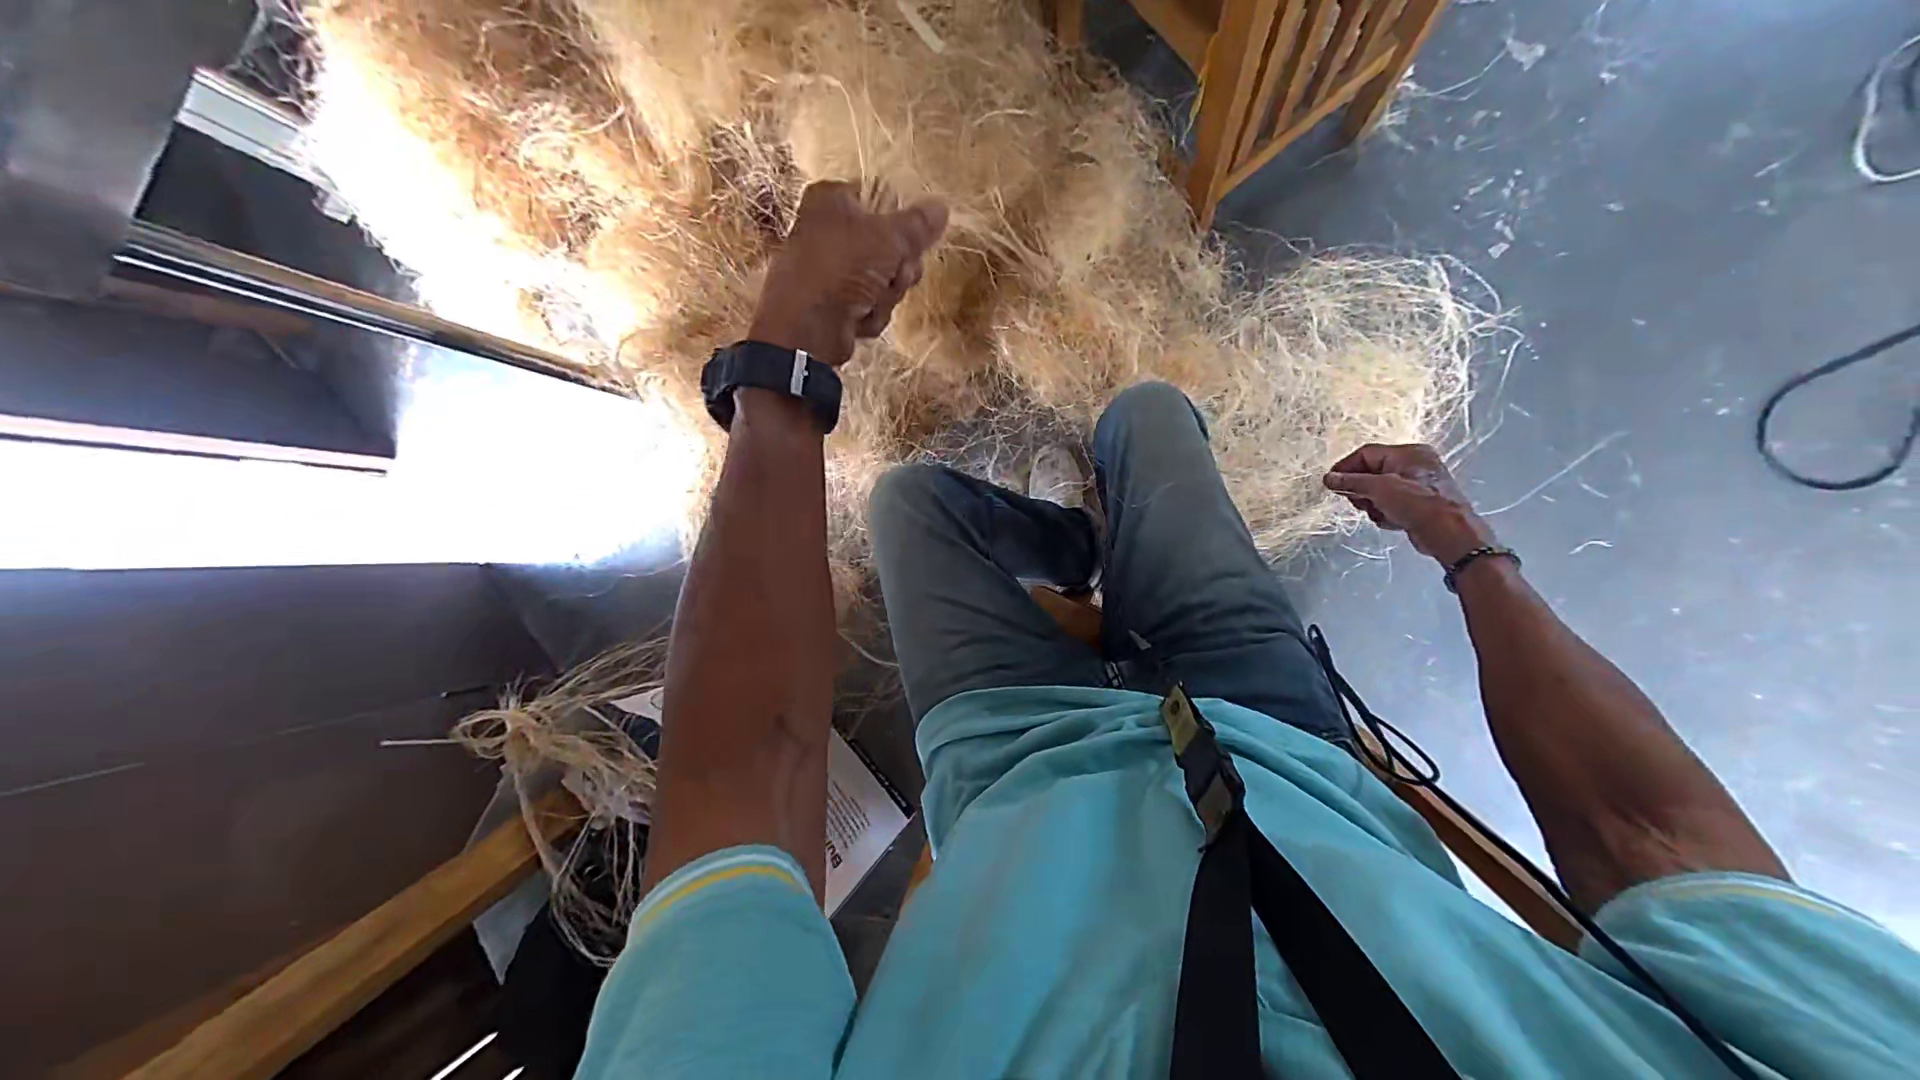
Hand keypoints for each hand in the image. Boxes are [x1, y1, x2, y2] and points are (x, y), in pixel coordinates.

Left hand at [748, 181, 948, 366]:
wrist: (807, 327)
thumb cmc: (844, 266)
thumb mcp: (890, 237)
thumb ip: (919, 224)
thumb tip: (941, 206)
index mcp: (832, 199)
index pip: (883, 201)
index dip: (901, 225)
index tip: (912, 241)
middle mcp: (828, 230)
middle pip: (888, 246)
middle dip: (899, 268)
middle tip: (894, 274)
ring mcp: (831, 271)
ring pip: (883, 280)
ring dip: (887, 294)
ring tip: (871, 300)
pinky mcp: (834, 305)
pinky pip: (869, 305)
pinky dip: (870, 313)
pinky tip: (859, 318)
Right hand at [1323, 443, 1497, 565]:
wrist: (1448, 532)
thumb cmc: (1418, 503)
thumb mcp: (1379, 488)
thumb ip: (1351, 482)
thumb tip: (1329, 478)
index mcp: (1408, 453)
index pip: (1365, 454)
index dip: (1346, 468)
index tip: (1331, 483)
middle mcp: (1413, 465)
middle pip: (1370, 473)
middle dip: (1360, 490)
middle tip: (1360, 501)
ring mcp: (1416, 485)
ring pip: (1377, 491)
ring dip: (1372, 504)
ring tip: (1380, 512)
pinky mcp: (1416, 503)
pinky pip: (1388, 503)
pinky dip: (1384, 512)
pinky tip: (1391, 519)